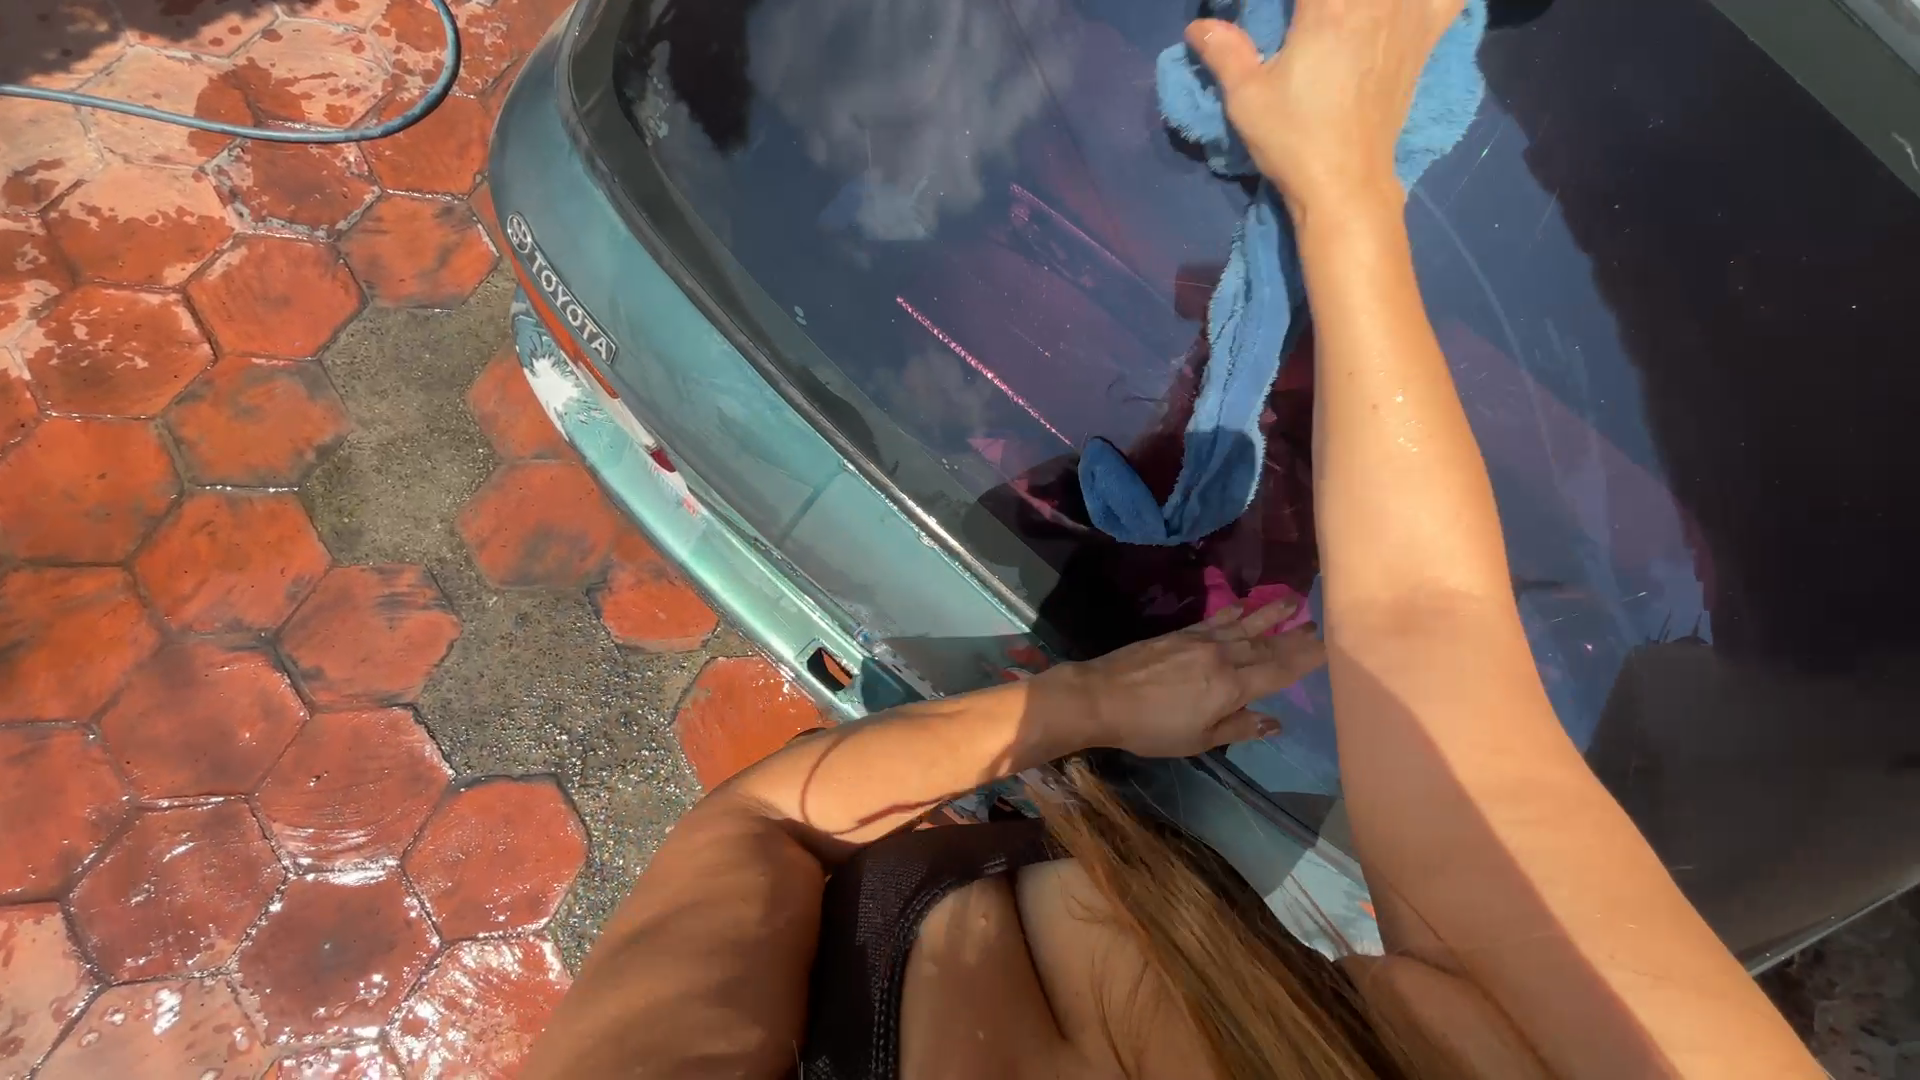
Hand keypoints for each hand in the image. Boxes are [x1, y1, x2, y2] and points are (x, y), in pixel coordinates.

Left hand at [1044, 600, 1325, 758]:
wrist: (1101, 696)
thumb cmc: (1150, 728)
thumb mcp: (1198, 740)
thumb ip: (1239, 727)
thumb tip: (1276, 721)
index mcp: (1232, 686)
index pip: (1280, 671)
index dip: (1307, 659)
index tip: (1333, 646)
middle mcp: (1222, 656)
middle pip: (1267, 645)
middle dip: (1296, 635)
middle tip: (1324, 624)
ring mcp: (1200, 641)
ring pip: (1244, 626)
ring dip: (1270, 614)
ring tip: (1293, 600)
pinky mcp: (1180, 634)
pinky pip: (1215, 619)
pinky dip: (1234, 612)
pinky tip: (1244, 606)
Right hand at [1186, 0, 1465, 213]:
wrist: (1344, 182)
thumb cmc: (1292, 140)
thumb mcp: (1247, 98)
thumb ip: (1225, 52)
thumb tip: (1198, 26)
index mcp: (1328, 6)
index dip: (1288, 5)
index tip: (1278, 17)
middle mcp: (1376, 0)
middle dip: (1320, 8)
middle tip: (1304, 22)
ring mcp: (1408, 12)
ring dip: (1359, 7)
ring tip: (1339, 22)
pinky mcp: (1426, 35)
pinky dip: (1430, 0)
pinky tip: (1400, 11)